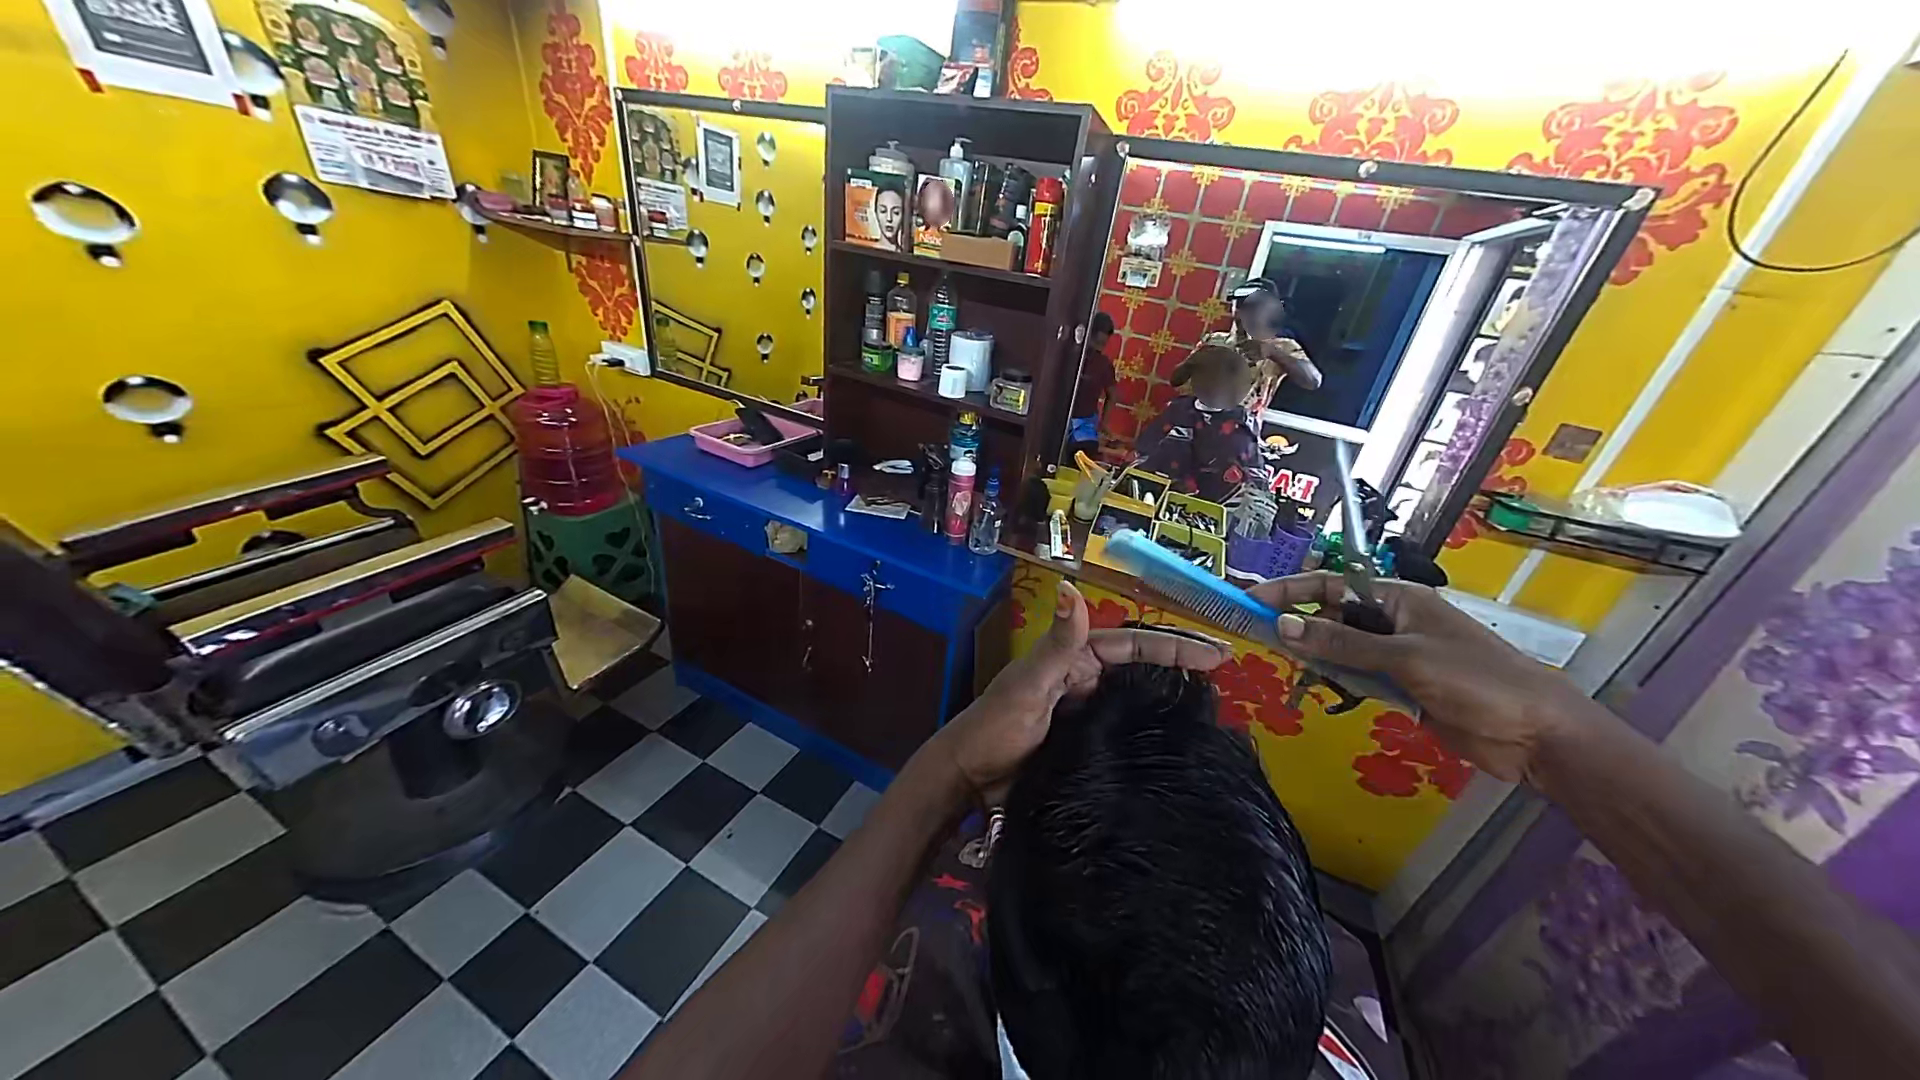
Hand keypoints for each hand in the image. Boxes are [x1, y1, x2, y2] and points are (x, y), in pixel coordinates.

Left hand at [931, 580, 1232, 802]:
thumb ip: (1056, 643)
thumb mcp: (1028, 684)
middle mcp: (1084, 682)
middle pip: (1140, 670)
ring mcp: (1086, 715)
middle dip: (1181, 669)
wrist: (968, 780)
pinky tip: (1178, 747)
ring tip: (1217, 714)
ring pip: (1136, 701)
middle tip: (1232, 682)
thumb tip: (1071, 587)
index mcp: (1073, 660)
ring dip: (1170, 702)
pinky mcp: (1086, 746)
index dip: (1175, 644)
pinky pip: (1125, 734)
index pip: (1132, 644)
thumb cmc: (995, 727)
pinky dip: (1151, 734)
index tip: (1219, 653)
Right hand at [1246, 572, 1589, 782]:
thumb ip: (1340, 642)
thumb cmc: (1477, 680)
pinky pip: (1353, 676)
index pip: (1330, 584)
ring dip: (1313, 655)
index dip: (1288, 590)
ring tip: (1284, 666)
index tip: (1250, 600)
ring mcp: (1394, 655)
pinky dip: (1334, 680)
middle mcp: (1391, 622)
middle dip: (1297, 624)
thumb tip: (1282, 626)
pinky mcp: (1398, 686)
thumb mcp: (1404, 657)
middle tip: (1259, 638)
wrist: (1538, 737)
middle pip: (1330, 615)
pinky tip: (1319, 687)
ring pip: (1337, 648)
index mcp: (1397, 599)